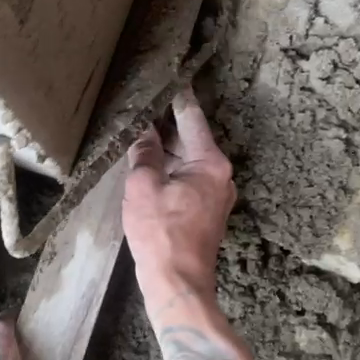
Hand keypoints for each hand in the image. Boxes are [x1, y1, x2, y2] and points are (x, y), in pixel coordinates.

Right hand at [123, 87, 236, 308]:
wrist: (177, 284)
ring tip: (139, 129)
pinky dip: (170, 167)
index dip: (178, 96)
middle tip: (143, 103)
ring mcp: (215, 194)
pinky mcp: (205, 210)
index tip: (171, 74)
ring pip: (187, 158)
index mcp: (210, 163)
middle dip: (166, 123)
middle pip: (190, 137)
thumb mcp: (144, 185)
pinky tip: (148, 162)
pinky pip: (187, 177)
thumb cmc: (161, 233)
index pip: (192, 117)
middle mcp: (220, 175)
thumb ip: (144, 152)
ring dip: (166, 147)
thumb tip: (142, 130)